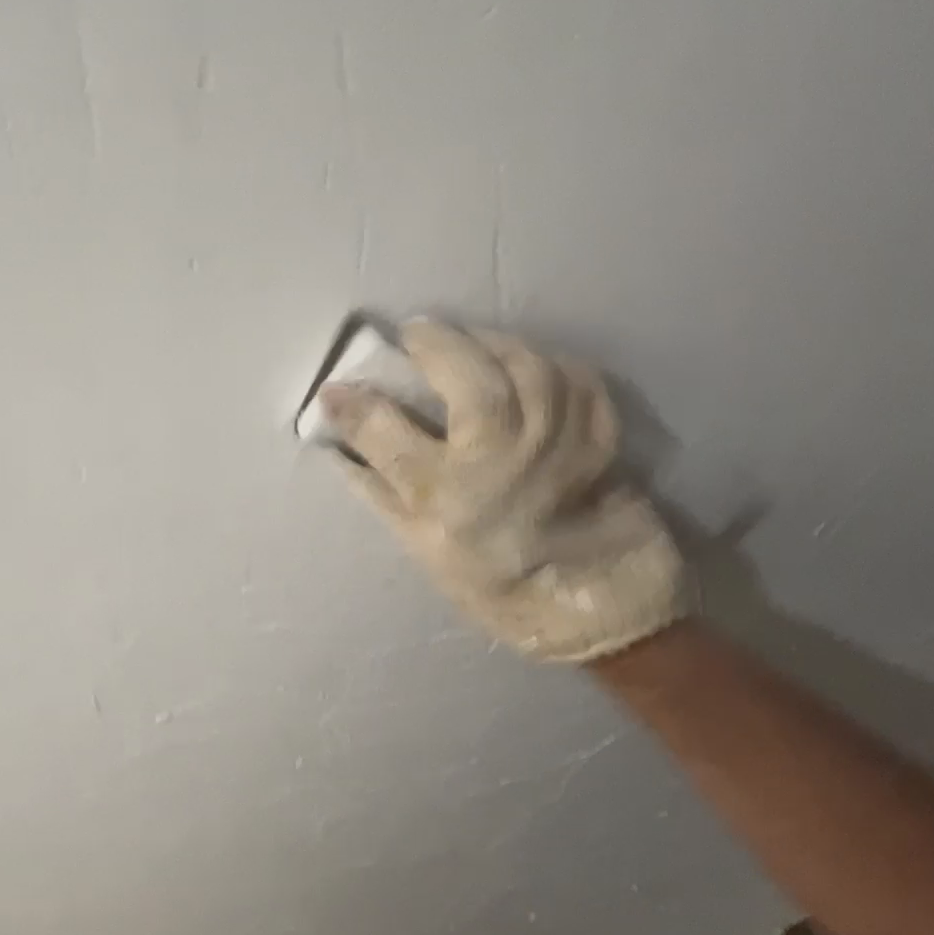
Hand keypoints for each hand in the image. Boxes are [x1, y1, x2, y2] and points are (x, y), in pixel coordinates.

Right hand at [320, 320, 688, 661]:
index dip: (353, 404)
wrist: (590, 600)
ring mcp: (560, 444)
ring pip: (527, 366)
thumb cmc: (492, 577)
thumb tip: (337, 434)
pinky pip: (574, 377)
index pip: (388, 433)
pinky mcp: (600, 437)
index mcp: (452, 497)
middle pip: (471, 381)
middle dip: (437, 344)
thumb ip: (376, 485)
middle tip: (414, 334)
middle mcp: (505, 462)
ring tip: (466, 342)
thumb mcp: (417, 541)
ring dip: (489, 343)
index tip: (333, 389)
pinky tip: (522, 363)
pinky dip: (545, 361)